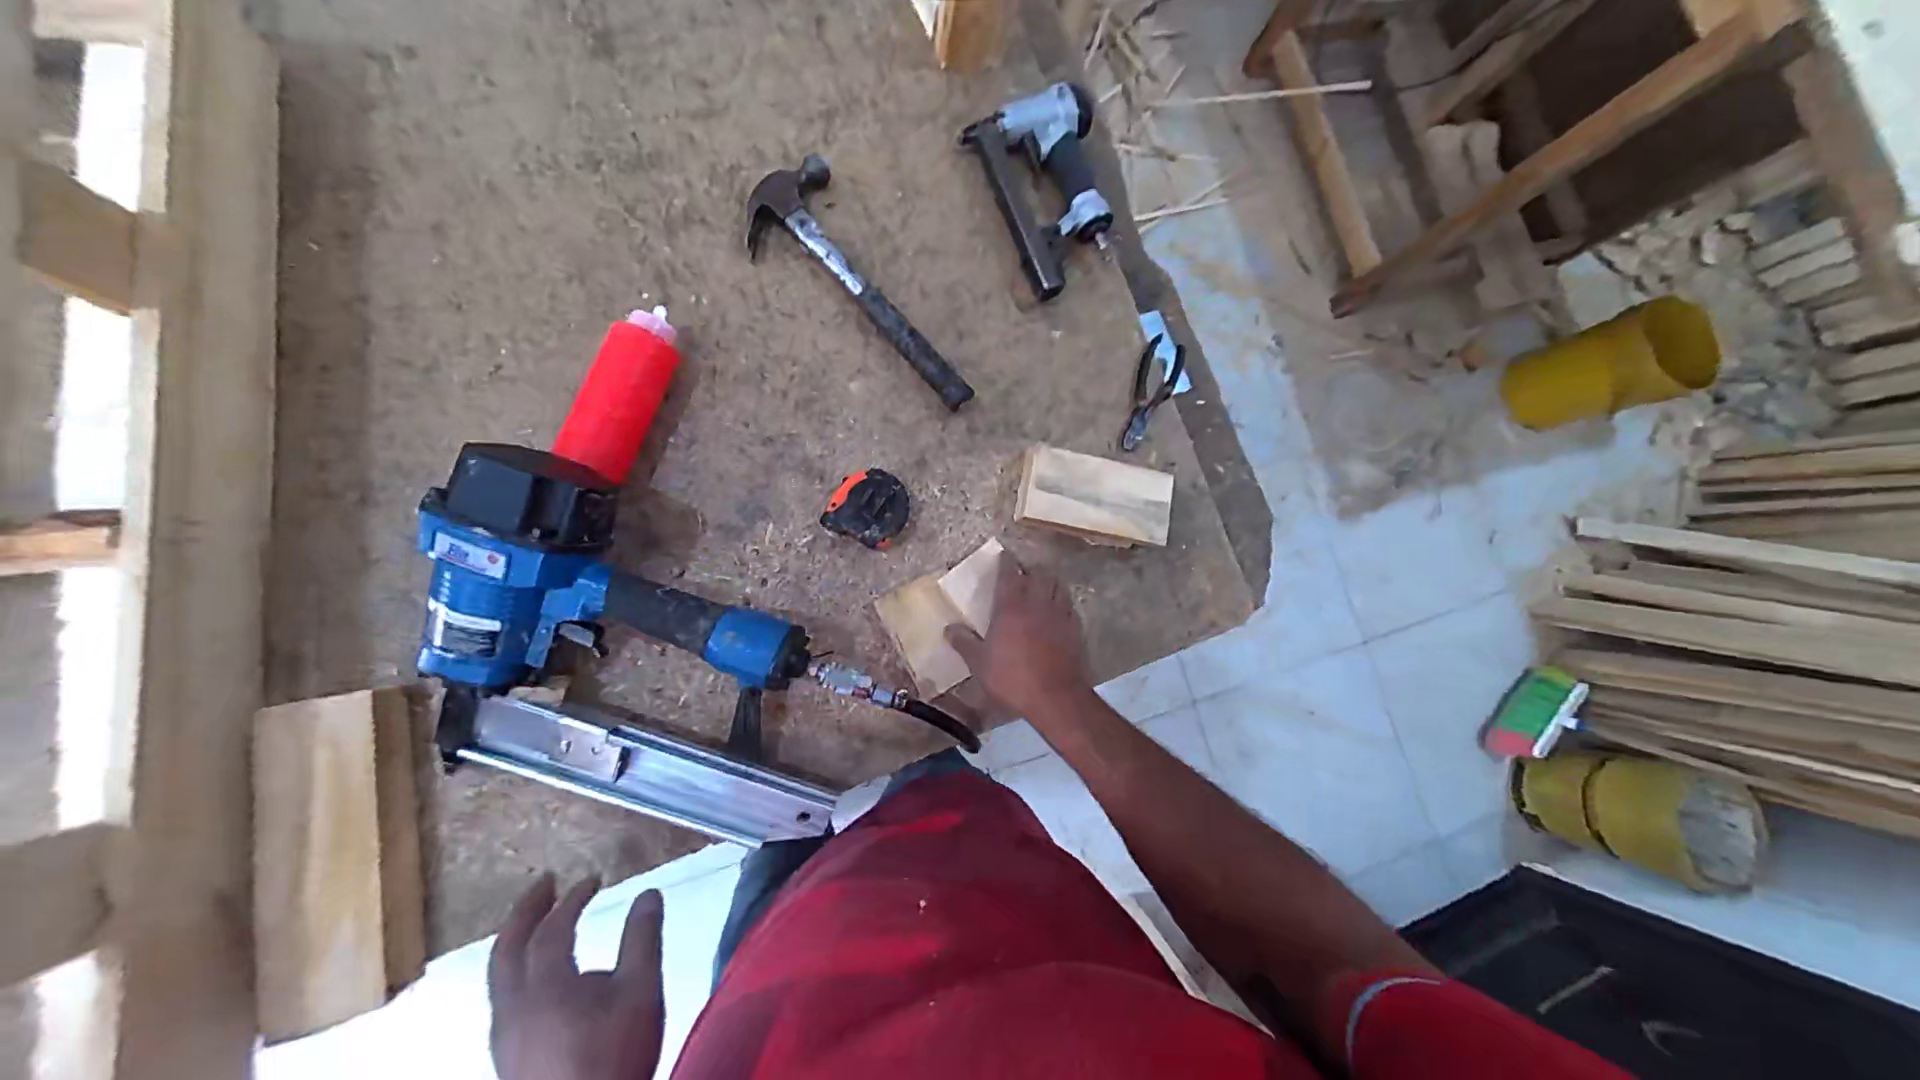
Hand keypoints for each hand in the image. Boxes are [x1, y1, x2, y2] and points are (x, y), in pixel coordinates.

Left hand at [488, 874, 664, 1079]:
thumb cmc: (615, 1060)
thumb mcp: (641, 992)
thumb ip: (643, 939)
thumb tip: (648, 893)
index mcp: (545, 988)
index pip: (552, 930)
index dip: (572, 900)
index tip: (593, 879)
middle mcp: (513, 1010)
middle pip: (506, 951)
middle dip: (525, 912)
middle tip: (545, 884)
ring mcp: (504, 1041)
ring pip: (498, 980)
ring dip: (517, 942)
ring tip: (541, 926)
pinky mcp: (506, 1063)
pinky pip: (504, 1002)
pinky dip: (518, 971)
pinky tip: (543, 983)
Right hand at [944, 557, 1093, 720]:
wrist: (1055, 697)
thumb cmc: (1012, 678)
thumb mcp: (979, 663)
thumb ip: (964, 643)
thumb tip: (949, 628)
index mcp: (1011, 607)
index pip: (1009, 574)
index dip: (1006, 562)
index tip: (1004, 557)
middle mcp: (1037, 603)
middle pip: (1039, 573)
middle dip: (1031, 568)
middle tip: (1023, 572)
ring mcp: (1060, 614)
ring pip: (1058, 585)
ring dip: (1049, 581)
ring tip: (1042, 586)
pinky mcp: (1075, 628)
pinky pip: (1069, 605)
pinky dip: (1062, 601)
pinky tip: (1057, 611)